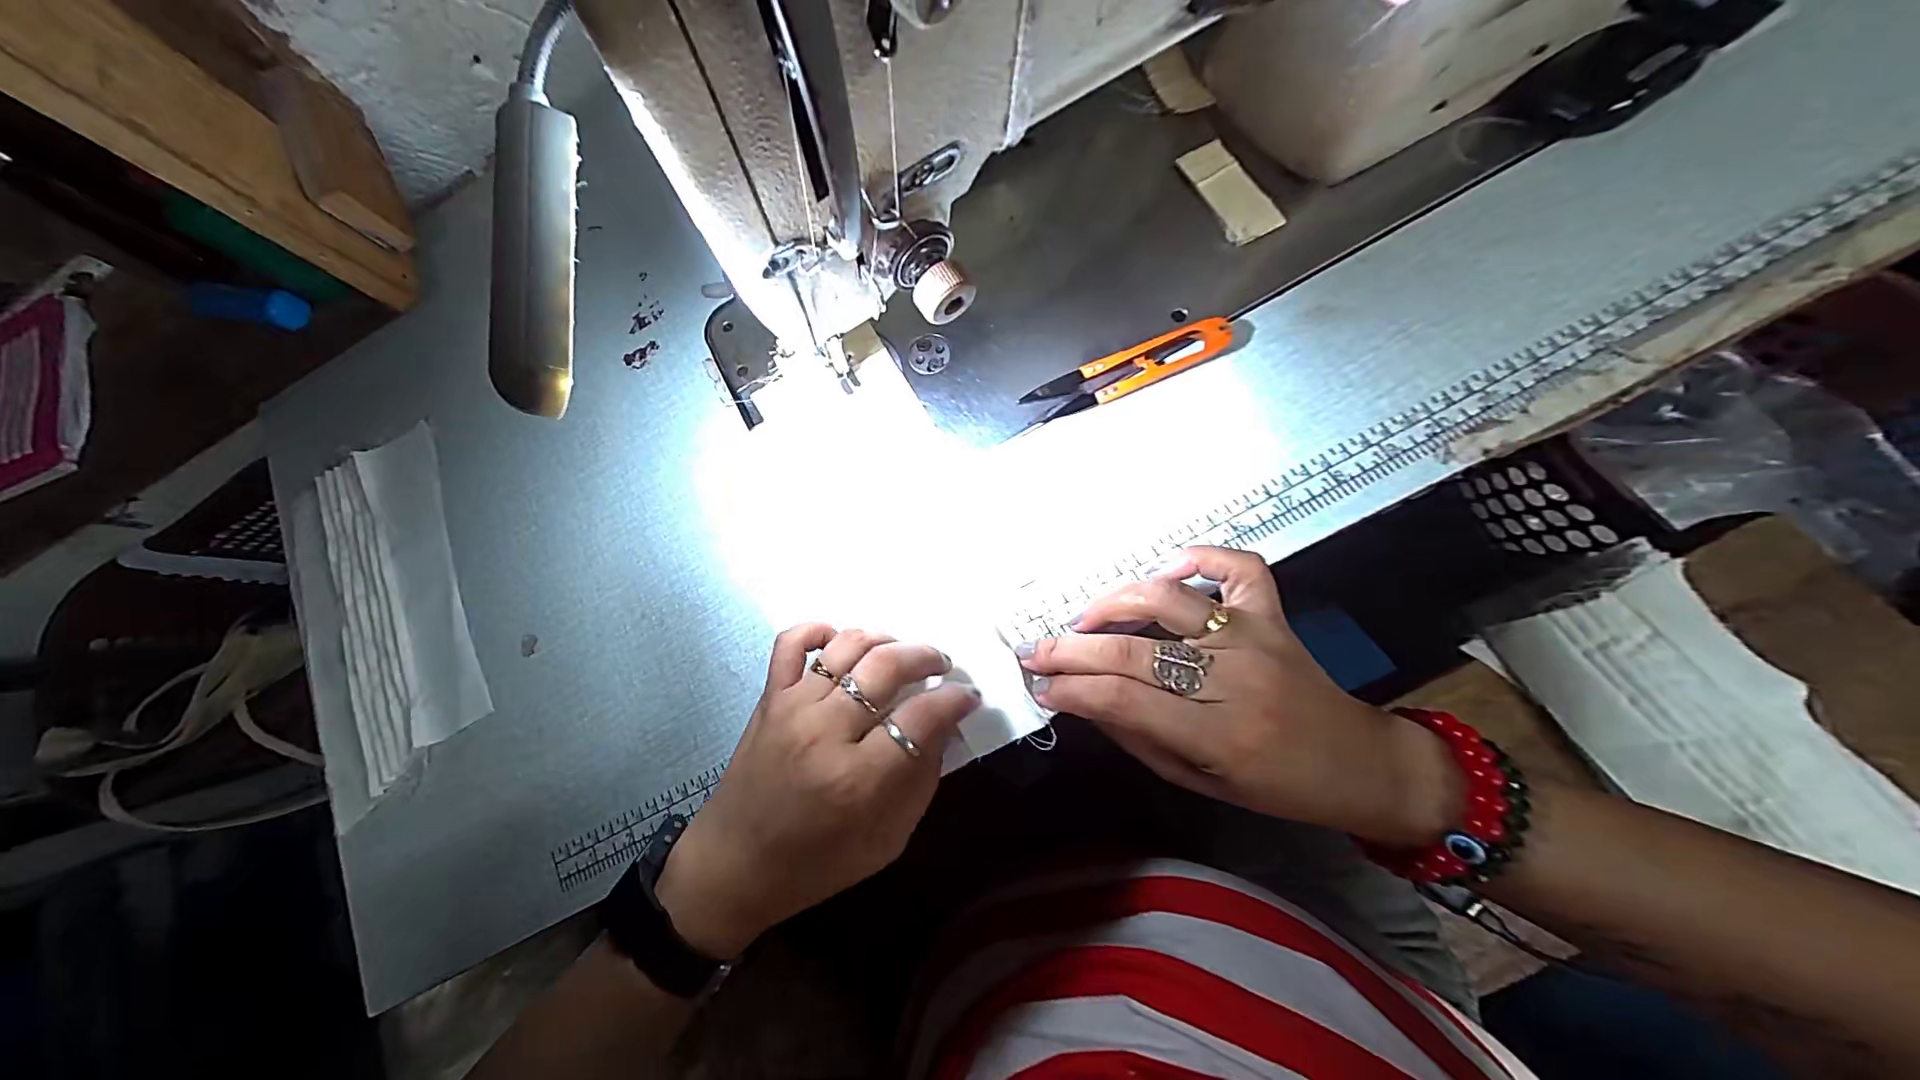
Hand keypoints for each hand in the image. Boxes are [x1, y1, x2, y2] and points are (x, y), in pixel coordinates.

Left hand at [654, 624, 977, 958]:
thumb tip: (946, 727)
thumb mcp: (886, 840)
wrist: (733, 866)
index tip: (967, 696)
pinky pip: (790, 644)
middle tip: (943, 666)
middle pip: (886, 667)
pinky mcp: (768, 699)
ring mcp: (791, 709)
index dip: (954, 700)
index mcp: (857, 780)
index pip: (920, 717)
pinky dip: (819, 630)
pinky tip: (841, 640)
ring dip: (885, 640)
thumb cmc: (816, 864)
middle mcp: (824, 733)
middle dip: (927, 657)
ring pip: (847, 647)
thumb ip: (921, 781)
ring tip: (902, 653)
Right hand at [1018, 547, 1460, 846]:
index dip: (1070, 691)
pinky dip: (1199, 556)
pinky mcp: (1273, 614)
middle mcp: (1235, 678)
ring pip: (1169, 599)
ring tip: (1084, 620)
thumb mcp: (1196, 781)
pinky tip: (1168, 568)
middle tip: (1035, 652)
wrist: (1357, 763)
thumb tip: (1081, 699)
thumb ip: (1136, 737)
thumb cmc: (1273, 786)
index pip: (1122, 700)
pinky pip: (1237, 566)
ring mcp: (1256, 636)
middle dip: (1071, 650)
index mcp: (1218, 736)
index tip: (1038, 686)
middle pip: (1133, 650)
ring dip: (1113, 603)